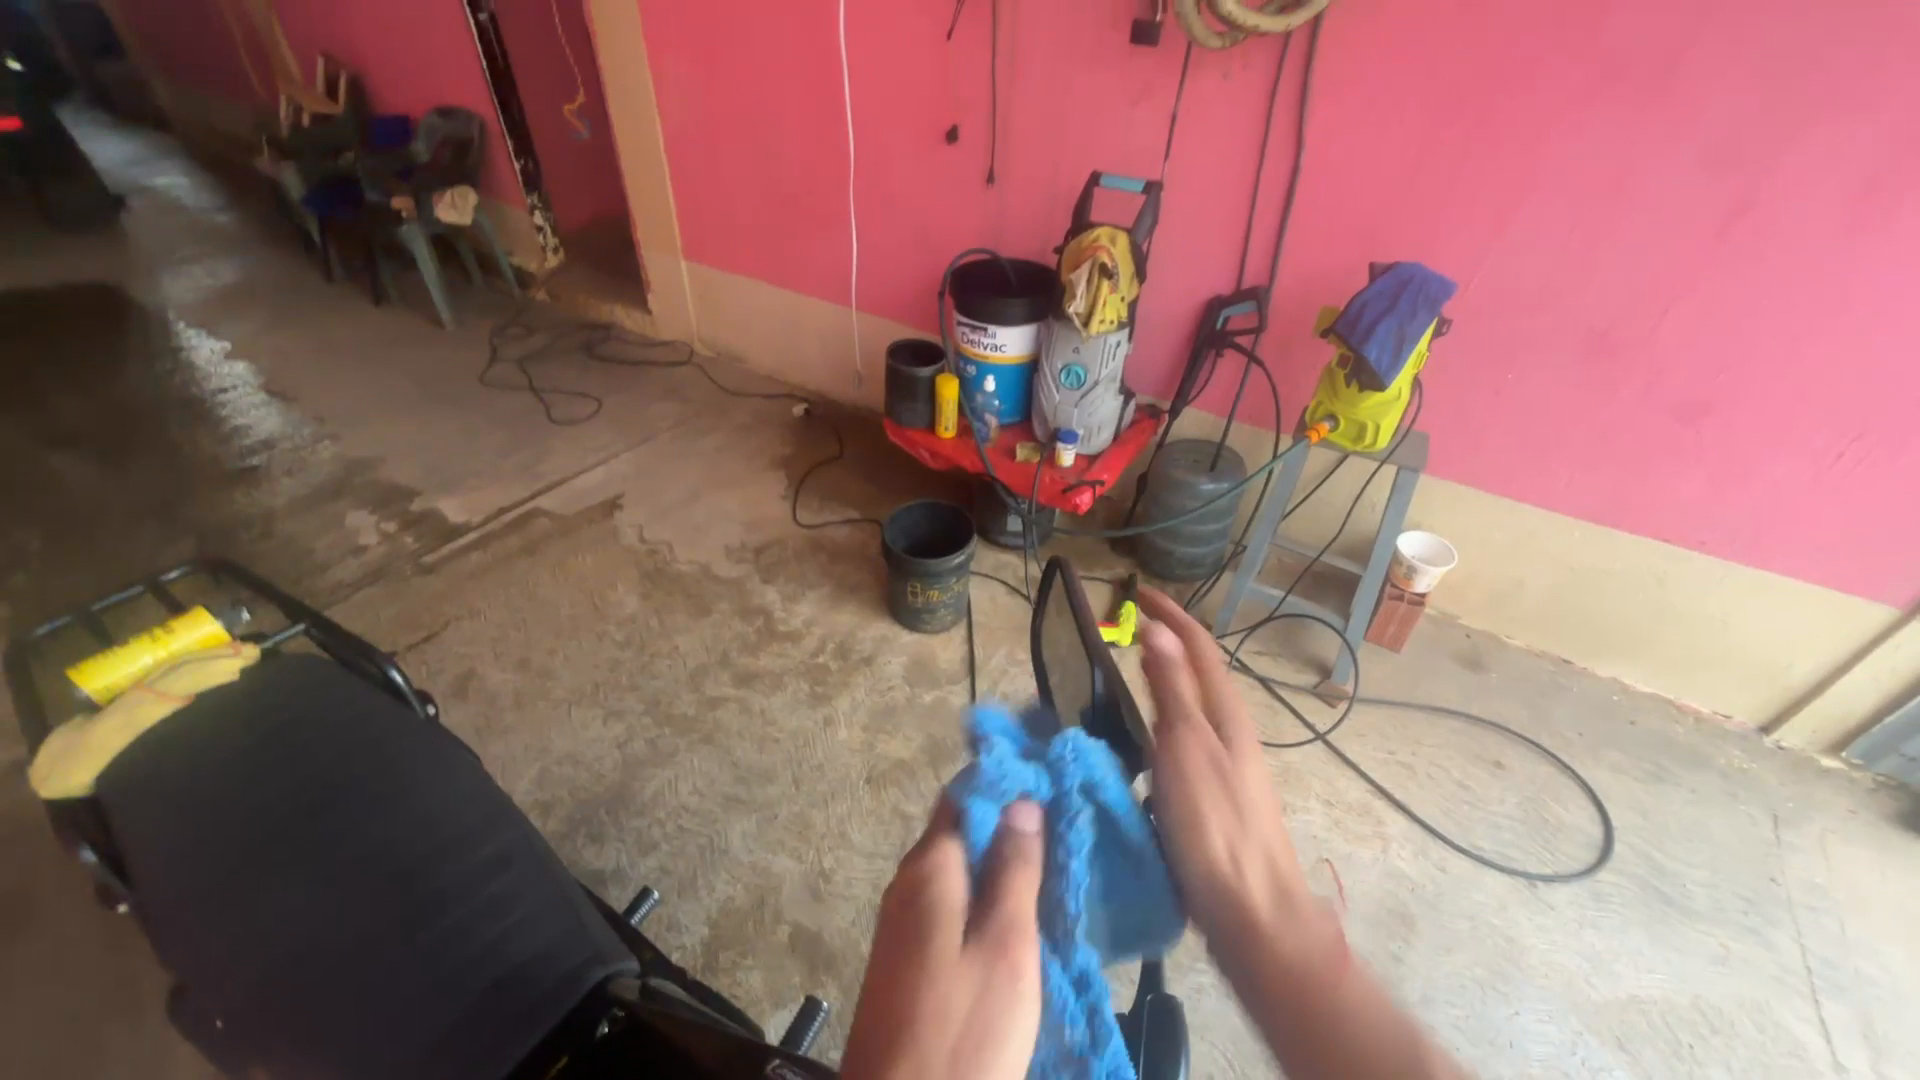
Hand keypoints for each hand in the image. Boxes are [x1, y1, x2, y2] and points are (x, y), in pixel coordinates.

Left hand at [839, 798, 1045, 1079]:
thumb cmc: (962, 1030)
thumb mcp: (1005, 946)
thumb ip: (1014, 870)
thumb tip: (1021, 800)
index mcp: (929, 868)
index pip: (963, 795)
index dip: (1007, 784)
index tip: (1054, 783)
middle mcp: (908, 884)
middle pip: (961, 831)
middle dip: (1010, 825)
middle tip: (1068, 829)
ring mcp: (904, 923)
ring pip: (960, 872)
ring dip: (1002, 866)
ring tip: (1057, 869)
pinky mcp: (910, 958)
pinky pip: (952, 907)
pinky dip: (987, 902)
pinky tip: (1022, 918)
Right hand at [1135, 587, 1314, 952]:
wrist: (1253, 911)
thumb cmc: (1215, 826)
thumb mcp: (1186, 749)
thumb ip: (1172, 689)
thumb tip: (1157, 628)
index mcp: (1225, 714)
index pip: (1198, 646)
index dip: (1170, 614)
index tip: (1135, 592)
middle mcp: (1230, 731)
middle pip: (1199, 671)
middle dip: (1166, 641)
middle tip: (1125, 628)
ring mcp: (1226, 764)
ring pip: (1193, 704)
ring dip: (1164, 678)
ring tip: (1127, 672)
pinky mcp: (1214, 795)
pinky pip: (1185, 737)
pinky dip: (1161, 718)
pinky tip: (1140, 739)